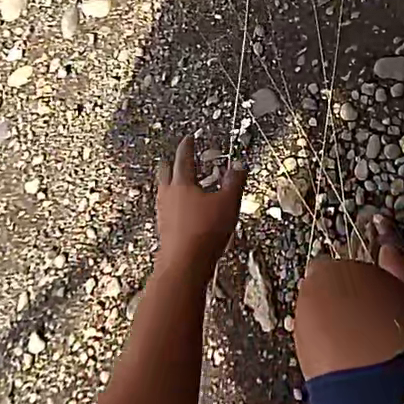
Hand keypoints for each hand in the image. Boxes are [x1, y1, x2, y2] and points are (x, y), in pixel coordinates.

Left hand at [155, 136, 247, 284]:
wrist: (184, 265)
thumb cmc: (204, 231)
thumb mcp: (227, 203)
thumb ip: (234, 182)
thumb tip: (240, 165)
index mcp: (181, 183)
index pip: (183, 157)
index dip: (187, 146)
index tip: (189, 138)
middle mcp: (168, 195)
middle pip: (166, 172)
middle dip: (172, 163)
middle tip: (180, 159)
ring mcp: (163, 212)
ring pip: (165, 191)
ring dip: (173, 184)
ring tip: (185, 185)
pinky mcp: (164, 229)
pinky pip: (167, 209)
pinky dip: (175, 204)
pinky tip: (184, 211)